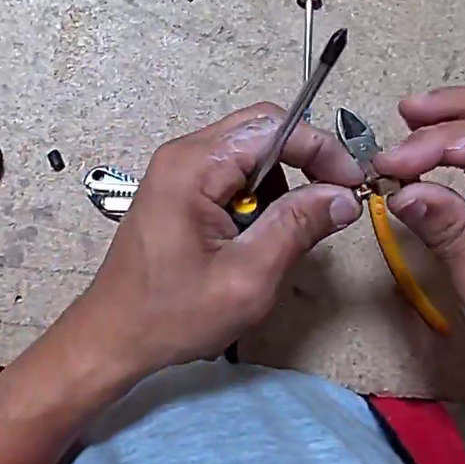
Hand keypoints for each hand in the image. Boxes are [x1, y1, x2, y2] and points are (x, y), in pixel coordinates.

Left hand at [59, 104, 365, 380]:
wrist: (112, 336)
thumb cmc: (172, 315)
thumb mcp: (246, 278)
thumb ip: (297, 228)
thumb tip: (343, 196)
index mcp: (194, 166)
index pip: (273, 127)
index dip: (322, 148)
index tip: (352, 184)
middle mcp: (183, 154)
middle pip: (261, 129)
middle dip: (305, 159)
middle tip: (332, 200)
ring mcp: (178, 169)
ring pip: (250, 150)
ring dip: (281, 180)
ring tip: (285, 229)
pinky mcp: (179, 188)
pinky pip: (232, 172)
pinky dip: (259, 193)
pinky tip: (256, 233)